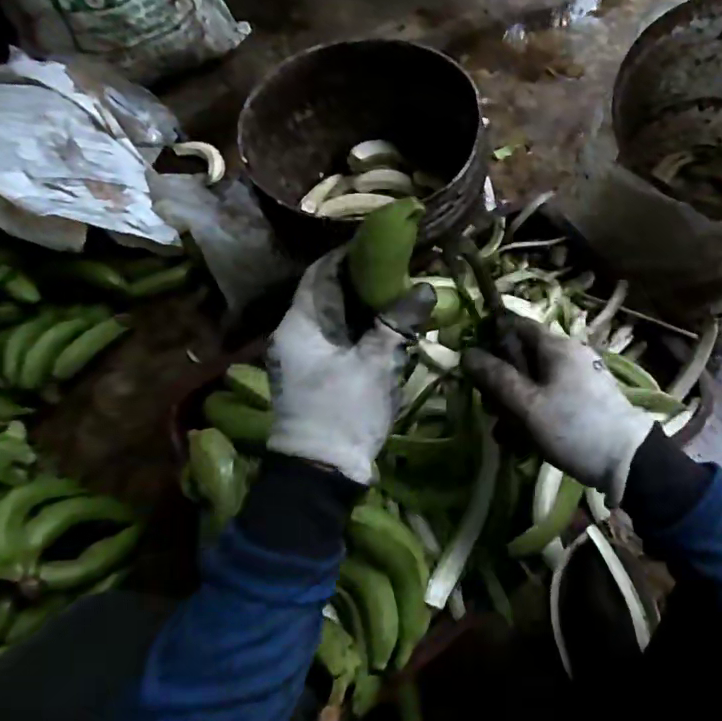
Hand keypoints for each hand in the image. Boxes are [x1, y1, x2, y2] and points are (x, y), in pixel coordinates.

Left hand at [265, 250, 405, 484]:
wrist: (320, 476)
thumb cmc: (343, 412)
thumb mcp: (375, 364)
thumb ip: (398, 322)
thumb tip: (425, 288)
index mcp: (300, 324)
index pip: (321, 273)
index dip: (349, 254)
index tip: (382, 244)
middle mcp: (296, 334)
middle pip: (330, 293)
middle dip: (364, 280)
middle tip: (401, 268)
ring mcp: (306, 356)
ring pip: (337, 317)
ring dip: (366, 306)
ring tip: (402, 292)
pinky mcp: (319, 374)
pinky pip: (341, 339)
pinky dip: (364, 329)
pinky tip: (391, 327)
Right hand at [462, 319, 656, 502]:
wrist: (629, 462)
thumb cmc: (574, 427)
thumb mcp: (528, 405)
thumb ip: (496, 378)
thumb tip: (467, 353)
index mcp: (557, 346)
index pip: (517, 325)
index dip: (492, 339)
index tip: (475, 364)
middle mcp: (570, 355)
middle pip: (523, 357)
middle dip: (501, 383)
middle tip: (491, 411)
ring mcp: (580, 377)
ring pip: (535, 382)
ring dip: (515, 404)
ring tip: (505, 434)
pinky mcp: (587, 400)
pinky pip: (551, 398)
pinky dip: (534, 413)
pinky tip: (523, 441)